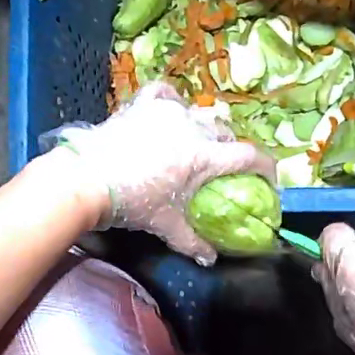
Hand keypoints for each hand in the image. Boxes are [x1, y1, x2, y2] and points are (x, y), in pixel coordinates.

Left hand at [57, 83, 277, 264]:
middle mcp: (194, 127)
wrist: (86, 179)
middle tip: (220, 169)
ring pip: (199, 113)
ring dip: (204, 128)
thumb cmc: (132, 203)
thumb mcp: (166, 226)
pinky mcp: (144, 105)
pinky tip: (170, 111)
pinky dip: (173, 103)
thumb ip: (192, 242)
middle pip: (226, 133)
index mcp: (206, 156)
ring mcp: (168, 112)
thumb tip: (210, 260)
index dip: (266, 168)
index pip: (250, 156)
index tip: (268, 180)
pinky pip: (167, 94)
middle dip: (230, 149)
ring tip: (194, 143)